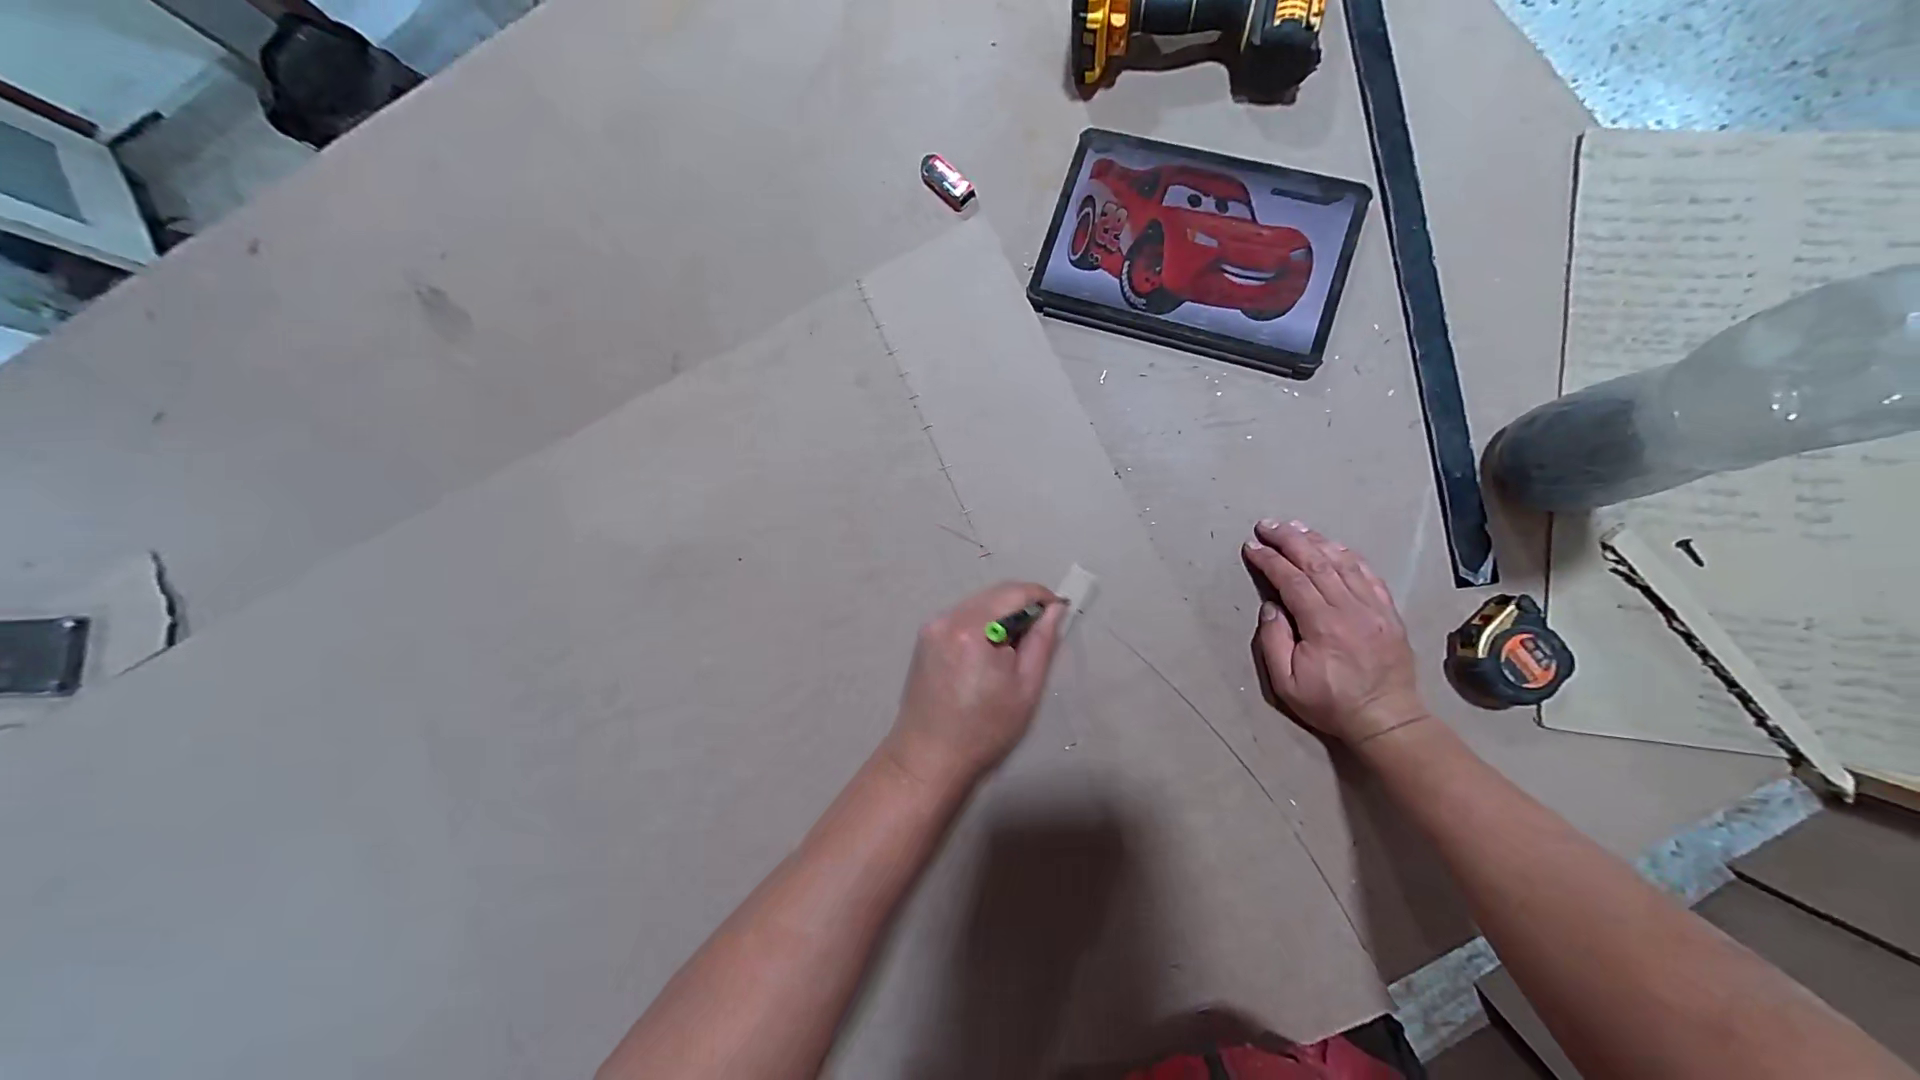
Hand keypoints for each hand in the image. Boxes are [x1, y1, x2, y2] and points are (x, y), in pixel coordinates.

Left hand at [883, 582, 1066, 789]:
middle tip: (1040, 635)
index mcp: (971, 628)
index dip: (1042, 596)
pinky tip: (988, 654)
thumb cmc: (984, 730)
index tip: (1060, 611)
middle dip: (1021, 606)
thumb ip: (1043, 641)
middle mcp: (946, 618)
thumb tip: (1056, 609)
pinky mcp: (924, 638)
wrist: (928, 757)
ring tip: (1013, 650)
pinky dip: (981, 625)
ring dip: (1001, 616)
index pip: (1014, 592)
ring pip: (977, 604)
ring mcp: (931, 627)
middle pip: (993, 594)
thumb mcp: (1025, 687)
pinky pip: (961, 618)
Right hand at [1242, 519, 1426, 745]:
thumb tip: (1271, 607)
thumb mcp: (1286, 683)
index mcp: (1324, 626)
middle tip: (1267, 525)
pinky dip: (1348, 555)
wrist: (1386, 718)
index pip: (1292, 580)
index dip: (1270, 560)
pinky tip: (1332, 545)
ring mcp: (1375, 608)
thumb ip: (1273, 641)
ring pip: (1343, 562)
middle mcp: (1351, 609)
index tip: (1252, 547)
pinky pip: (1368, 573)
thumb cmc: (1330, 703)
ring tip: (1294, 527)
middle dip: (1289, 540)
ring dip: (1316, 541)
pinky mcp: (1389, 611)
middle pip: (1317, 562)